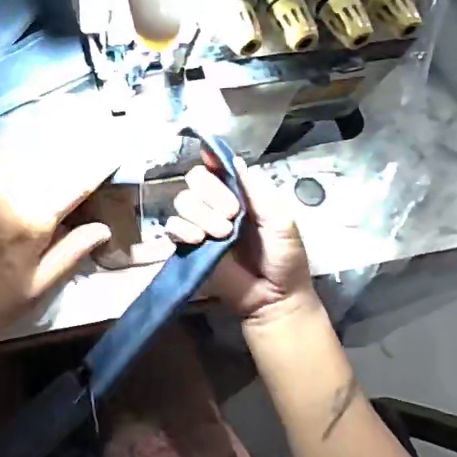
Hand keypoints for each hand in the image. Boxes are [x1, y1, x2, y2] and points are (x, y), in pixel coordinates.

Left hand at [0, 103, 124, 368]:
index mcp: (32, 218)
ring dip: (50, 137)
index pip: (76, 179)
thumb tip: (102, 228)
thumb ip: (72, 251)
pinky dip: (17, 143)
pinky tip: (29, 139)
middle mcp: (7, 189)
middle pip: (53, 155)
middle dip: (79, 143)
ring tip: (72, 124)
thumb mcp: (37, 287)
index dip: (99, 162)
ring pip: (24, 147)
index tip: (117, 148)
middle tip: (100, 129)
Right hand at [164, 157, 320, 332]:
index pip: (217, 167)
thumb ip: (257, 192)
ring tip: (222, 234)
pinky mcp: (188, 247)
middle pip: (195, 179)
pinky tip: (199, 239)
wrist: (275, 298)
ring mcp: (200, 225)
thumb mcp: (281, 220)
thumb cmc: (284, 258)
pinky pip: (172, 227)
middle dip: (211, 193)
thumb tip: (236, 161)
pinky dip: (182, 229)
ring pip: (182, 201)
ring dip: (200, 213)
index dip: (210, 158)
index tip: (211, 159)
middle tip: (232, 214)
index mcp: (240, 194)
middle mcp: (216, 204)